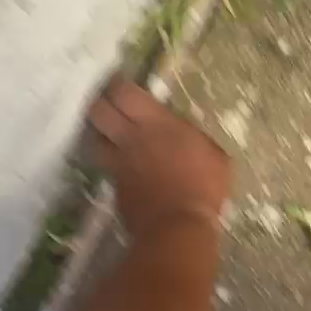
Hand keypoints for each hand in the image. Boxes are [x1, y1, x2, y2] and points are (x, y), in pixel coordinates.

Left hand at [88, 78, 230, 238]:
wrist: (178, 225)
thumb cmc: (204, 187)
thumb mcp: (216, 157)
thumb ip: (197, 141)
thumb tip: (191, 138)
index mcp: (157, 123)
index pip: (124, 93)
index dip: (119, 86)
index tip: (122, 84)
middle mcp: (131, 138)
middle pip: (99, 111)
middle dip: (101, 106)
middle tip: (111, 107)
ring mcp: (119, 164)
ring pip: (94, 140)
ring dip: (101, 136)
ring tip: (111, 138)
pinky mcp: (115, 187)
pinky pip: (108, 169)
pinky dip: (113, 167)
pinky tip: (127, 171)